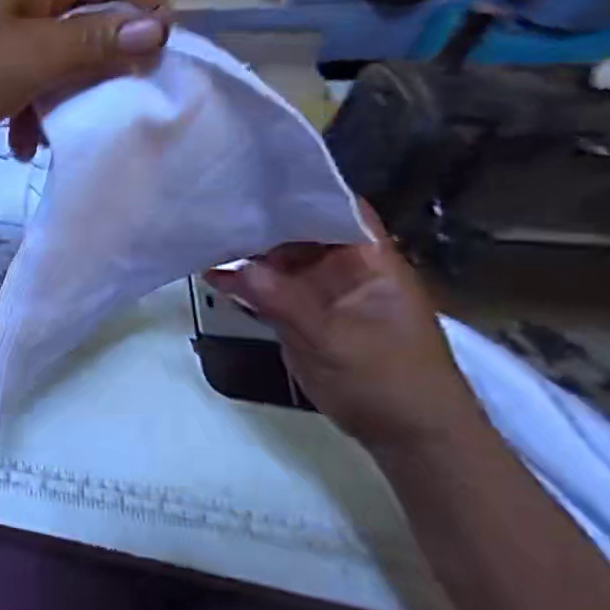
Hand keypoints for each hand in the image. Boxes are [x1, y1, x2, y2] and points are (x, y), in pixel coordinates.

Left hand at [0, 0, 169, 153]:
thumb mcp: (35, 60)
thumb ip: (99, 41)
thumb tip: (158, 29)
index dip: (147, 16)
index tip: (155, 69)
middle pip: (91, 2)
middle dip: (99, 60)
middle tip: (103, 107)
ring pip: (58, 34)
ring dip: (62, 85)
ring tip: (49, 132)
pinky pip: (25, 48)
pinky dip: (30, 88)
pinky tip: (21, 135)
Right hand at [202, 213, 488, 452]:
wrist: (408, 437)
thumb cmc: (390, 382)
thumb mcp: (337, 341)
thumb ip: (285, 302)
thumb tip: (234, 268)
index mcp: (367, 257)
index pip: (333, 205)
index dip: (298, 185)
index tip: (253, 172)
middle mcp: (342, 265)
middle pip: (298, 227)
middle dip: (259, 215)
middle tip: (213, 199)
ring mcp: (320, 290)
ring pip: (278, 258)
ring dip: (245, 249)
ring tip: (201, 230)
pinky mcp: (302, 314)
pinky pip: (267, 289)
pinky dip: (242, 282)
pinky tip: (209, 272)